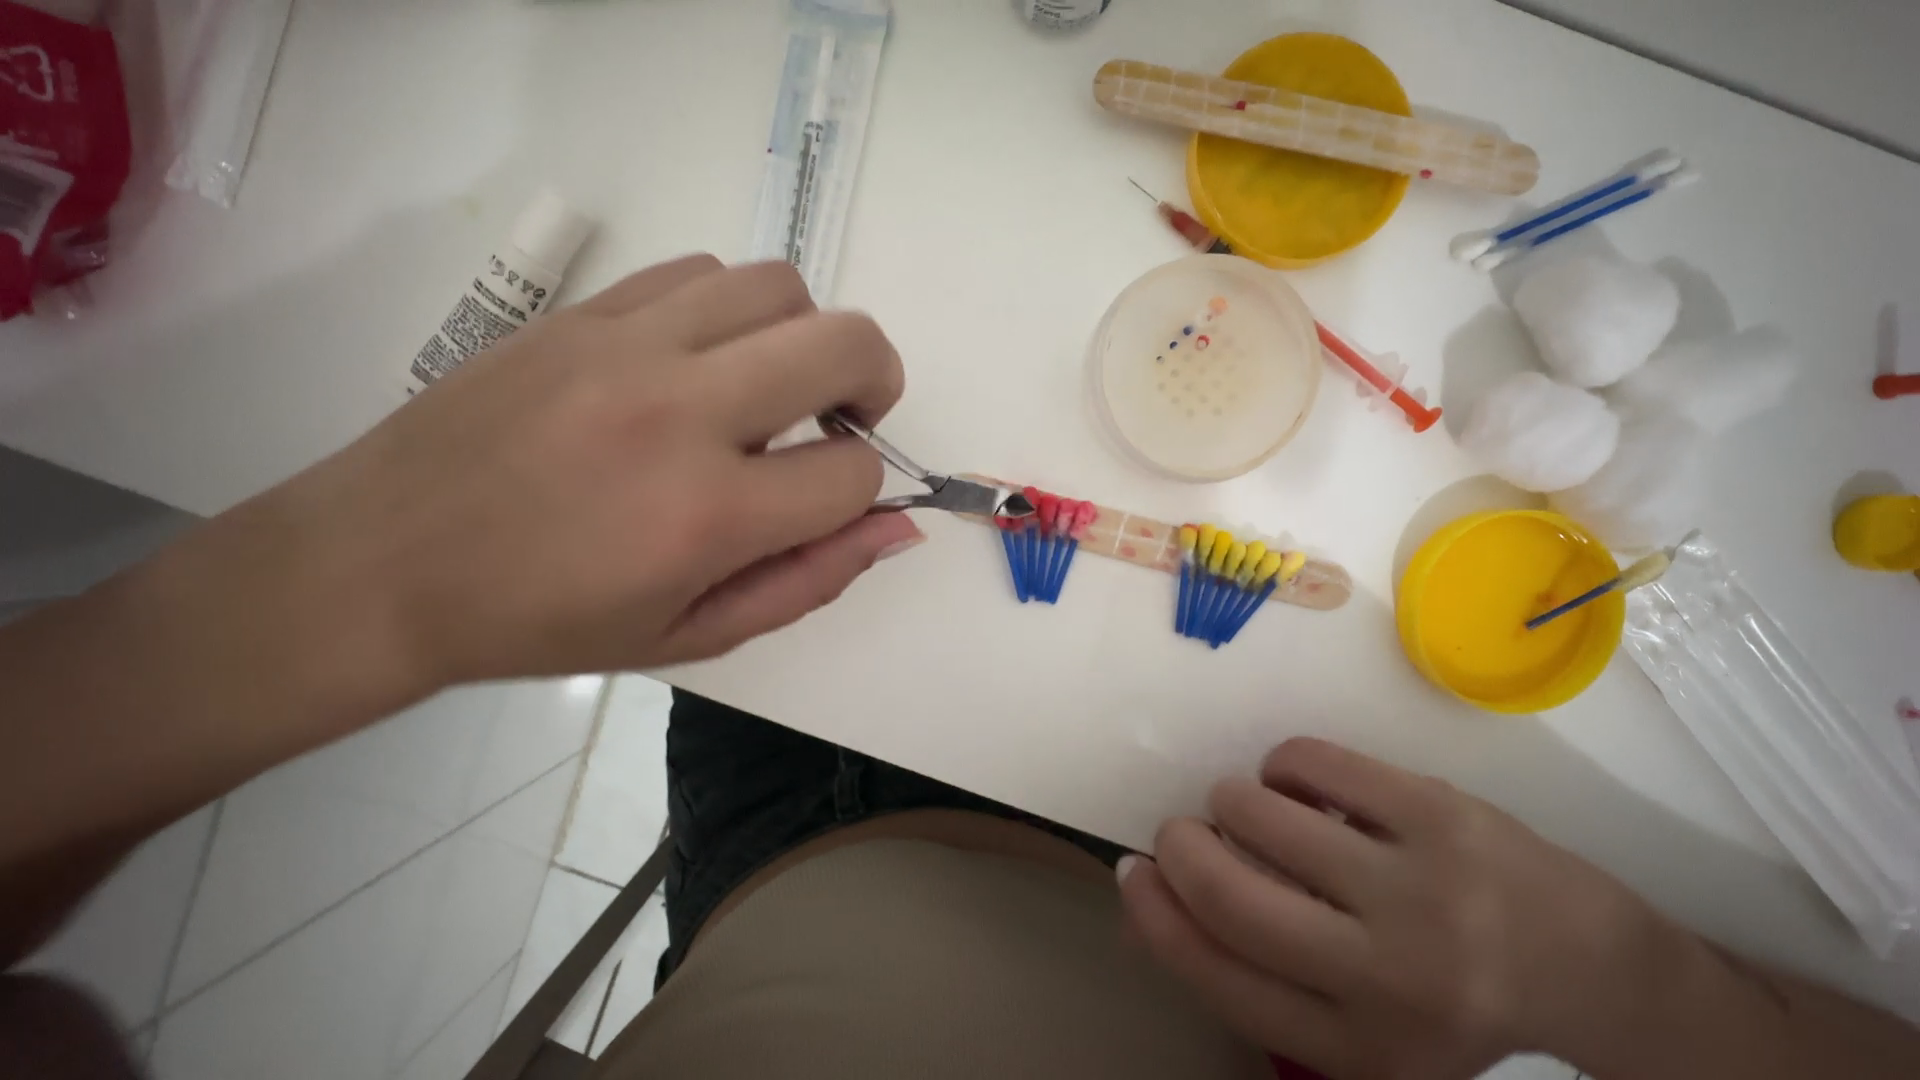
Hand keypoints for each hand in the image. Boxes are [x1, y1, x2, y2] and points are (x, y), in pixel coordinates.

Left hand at [250, 254, 920, 692]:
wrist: (384, 563)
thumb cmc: (547, 622)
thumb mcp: (693, 635)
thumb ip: (809, 581)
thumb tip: (896, 526)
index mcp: (707, 516)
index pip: (853, 473)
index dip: (861, 491)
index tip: (824, 504)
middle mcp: (680, 412)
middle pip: (847, 344)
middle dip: (875, 384)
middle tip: (845, 420)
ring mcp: (628, 346)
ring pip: (780, 287)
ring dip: (804, 337)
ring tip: (770, 387)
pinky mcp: (585, 311)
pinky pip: (701, 272)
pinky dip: (732, 311)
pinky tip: (702, 361)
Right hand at [1118, 738, 1667, 1079]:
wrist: (1595, 972)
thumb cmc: (1449, 1003)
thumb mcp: (1355, 1027)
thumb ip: (1258, 977)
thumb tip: (1152, 898)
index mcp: (1356, 1045)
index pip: (1216, 974)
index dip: (1154, 915)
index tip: (1133, 872)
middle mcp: (1385, 975)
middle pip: (1230, 895)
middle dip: (1179, 848)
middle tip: (1179, 831)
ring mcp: (1417, 887)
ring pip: (1261, 816)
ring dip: (1228, 801)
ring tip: (1247, 808)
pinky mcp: (1439, 813)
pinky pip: (1310, 763)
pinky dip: (1280, 765)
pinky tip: (1298, 782)